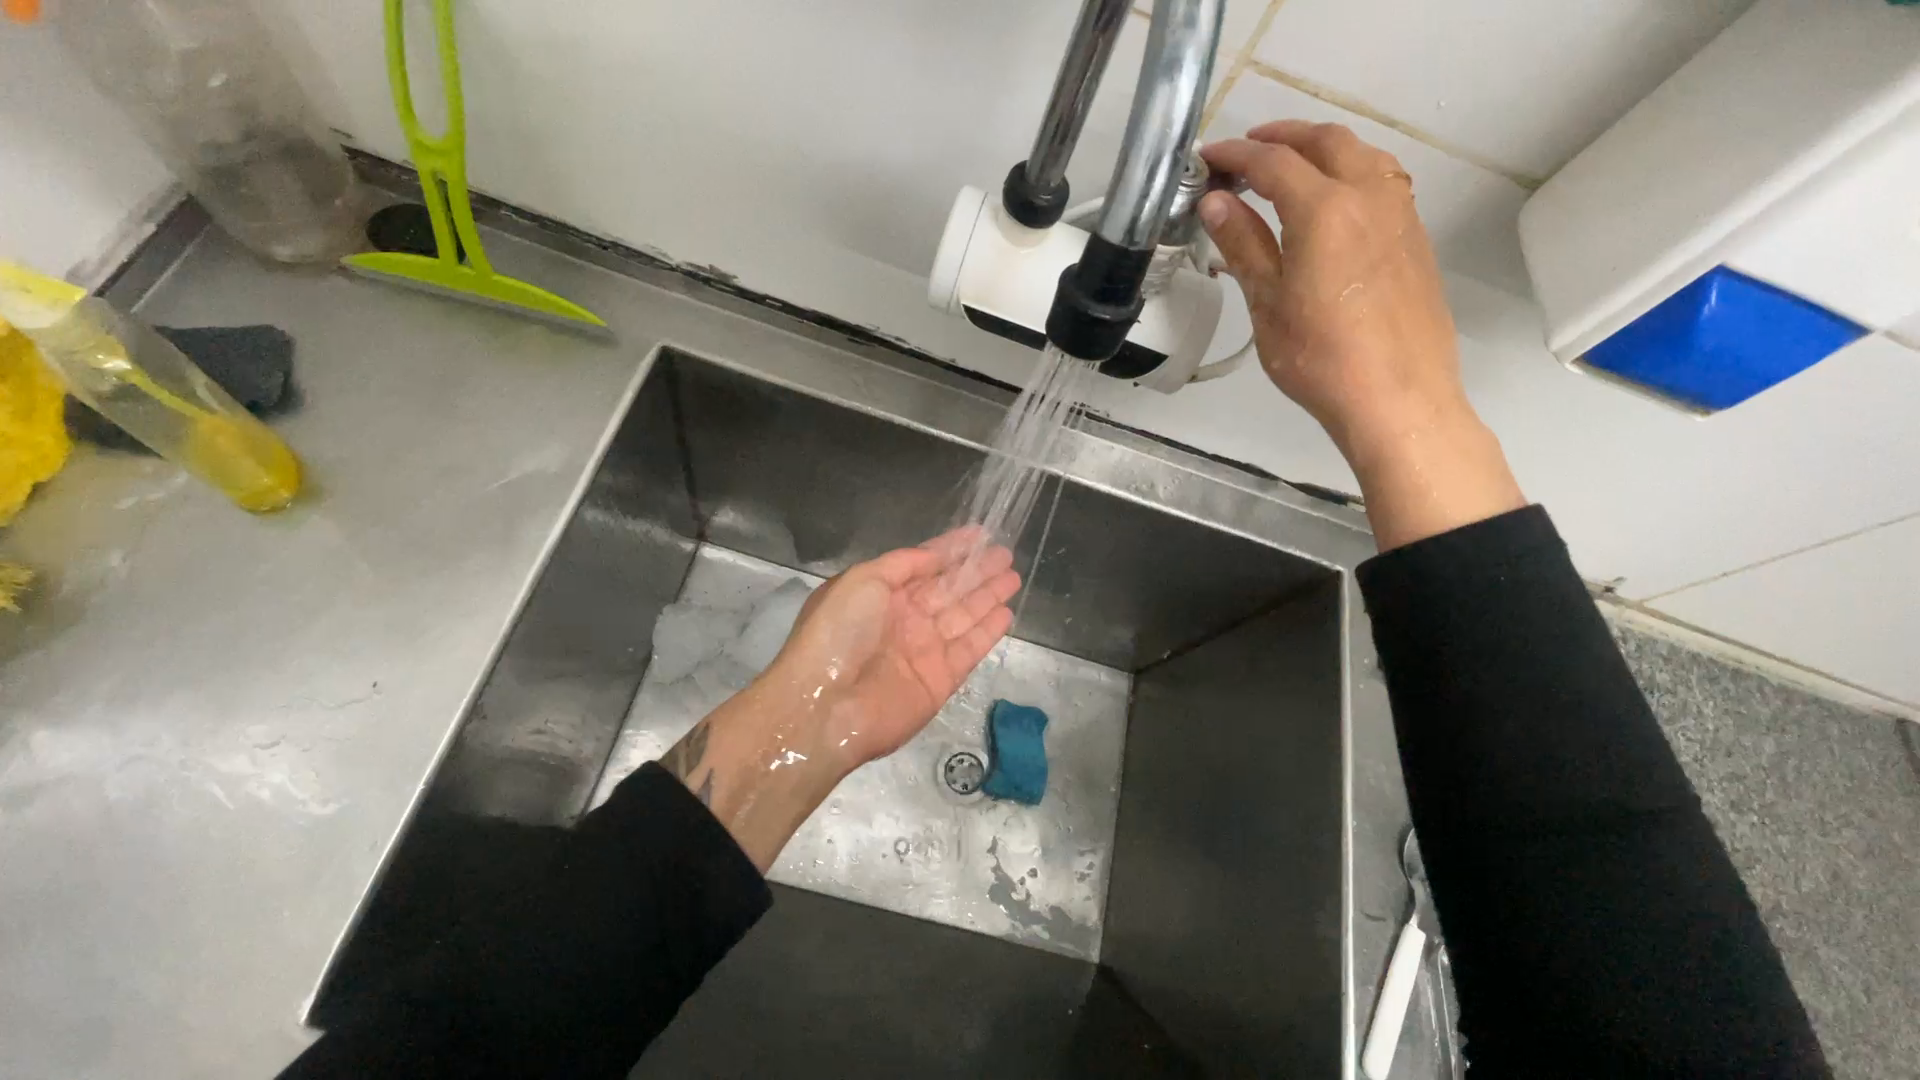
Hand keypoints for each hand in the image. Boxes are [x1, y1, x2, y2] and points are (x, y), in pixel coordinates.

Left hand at [765, 526, 1019, 766]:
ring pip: (963, 616)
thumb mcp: (862, 580)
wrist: (826, 706)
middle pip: (948, 590)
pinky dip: (988, 631)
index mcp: (880, 594)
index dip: (951, 550)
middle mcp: (904, 620)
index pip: (923, 565)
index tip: (981, 534)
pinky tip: (1007, 613)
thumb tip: (935, 558)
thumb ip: (902, 565)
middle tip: (1005, 554)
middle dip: (976, 571)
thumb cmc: (837, 634)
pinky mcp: (940, 680)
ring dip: (988, 596)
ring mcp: (923, 650)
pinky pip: (969, 649)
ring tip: (1014, 576)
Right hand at [1200, 121, 1523, 549]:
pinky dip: (1351, 170)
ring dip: (1322, 148)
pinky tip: (1333, 200)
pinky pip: (1383, 180)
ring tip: (1290, 167)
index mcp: (1324, 210)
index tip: (1208, 158)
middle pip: (1325, 141)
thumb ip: (1243, 245)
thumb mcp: (1268, 303)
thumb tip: (1216, 201)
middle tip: (1247, 152)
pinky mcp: (1415, 236)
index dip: (1236, 155)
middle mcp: (1368, 196)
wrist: (1396, 398)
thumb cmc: (1320, 359)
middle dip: (1282, 136)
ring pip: (1362, 154)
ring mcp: (1400, 213)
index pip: (1273, 162)